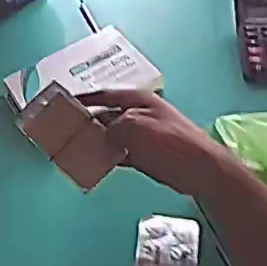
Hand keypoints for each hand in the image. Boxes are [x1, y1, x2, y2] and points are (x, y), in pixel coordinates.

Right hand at [77, 89, 245, 197]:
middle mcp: (139, 114)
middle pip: (106, 115)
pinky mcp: (144, 155)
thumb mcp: (137, 128)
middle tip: (64, 130)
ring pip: (111, 135)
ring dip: (95, 141)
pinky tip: (94, 163)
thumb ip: (114, 127)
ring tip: (74, 148)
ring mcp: (142, 135)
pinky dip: (107, 156)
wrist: (202, 170)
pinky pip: (118, 153)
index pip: (105, 95)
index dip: (84, 98)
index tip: (64, 102)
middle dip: (87, 122)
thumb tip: (102, 134)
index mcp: (139, 101)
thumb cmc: (173, 143)